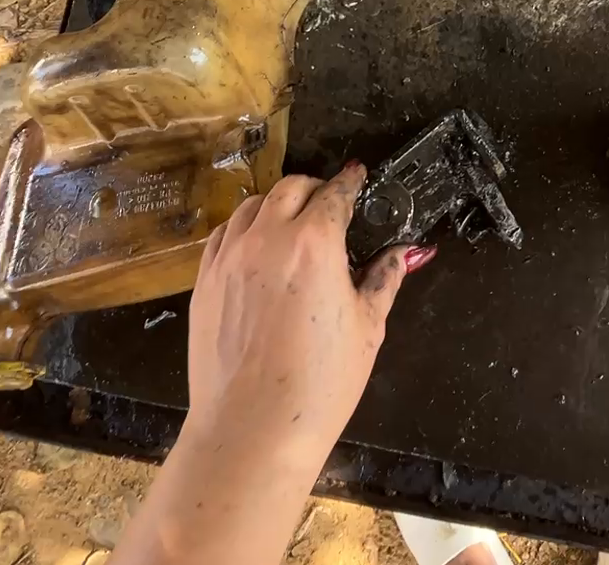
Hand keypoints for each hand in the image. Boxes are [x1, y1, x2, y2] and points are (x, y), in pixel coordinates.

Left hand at [184, 163, 415, 461]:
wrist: (252, 431)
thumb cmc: (320, 383)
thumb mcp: (368, 327)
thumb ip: (385, 278)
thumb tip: (404, 253)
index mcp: (315, 242)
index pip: (335, 193)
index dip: (350, 182)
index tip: (356, 177)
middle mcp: (268, 237)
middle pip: (291, 187)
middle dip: (314, 188)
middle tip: (328, 205)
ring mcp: (230, 256)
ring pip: (253, 203)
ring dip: (277, 204)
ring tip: (291, 223)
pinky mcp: (205, 279)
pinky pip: (224, 233)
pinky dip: (244, 227)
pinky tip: (255, 245)